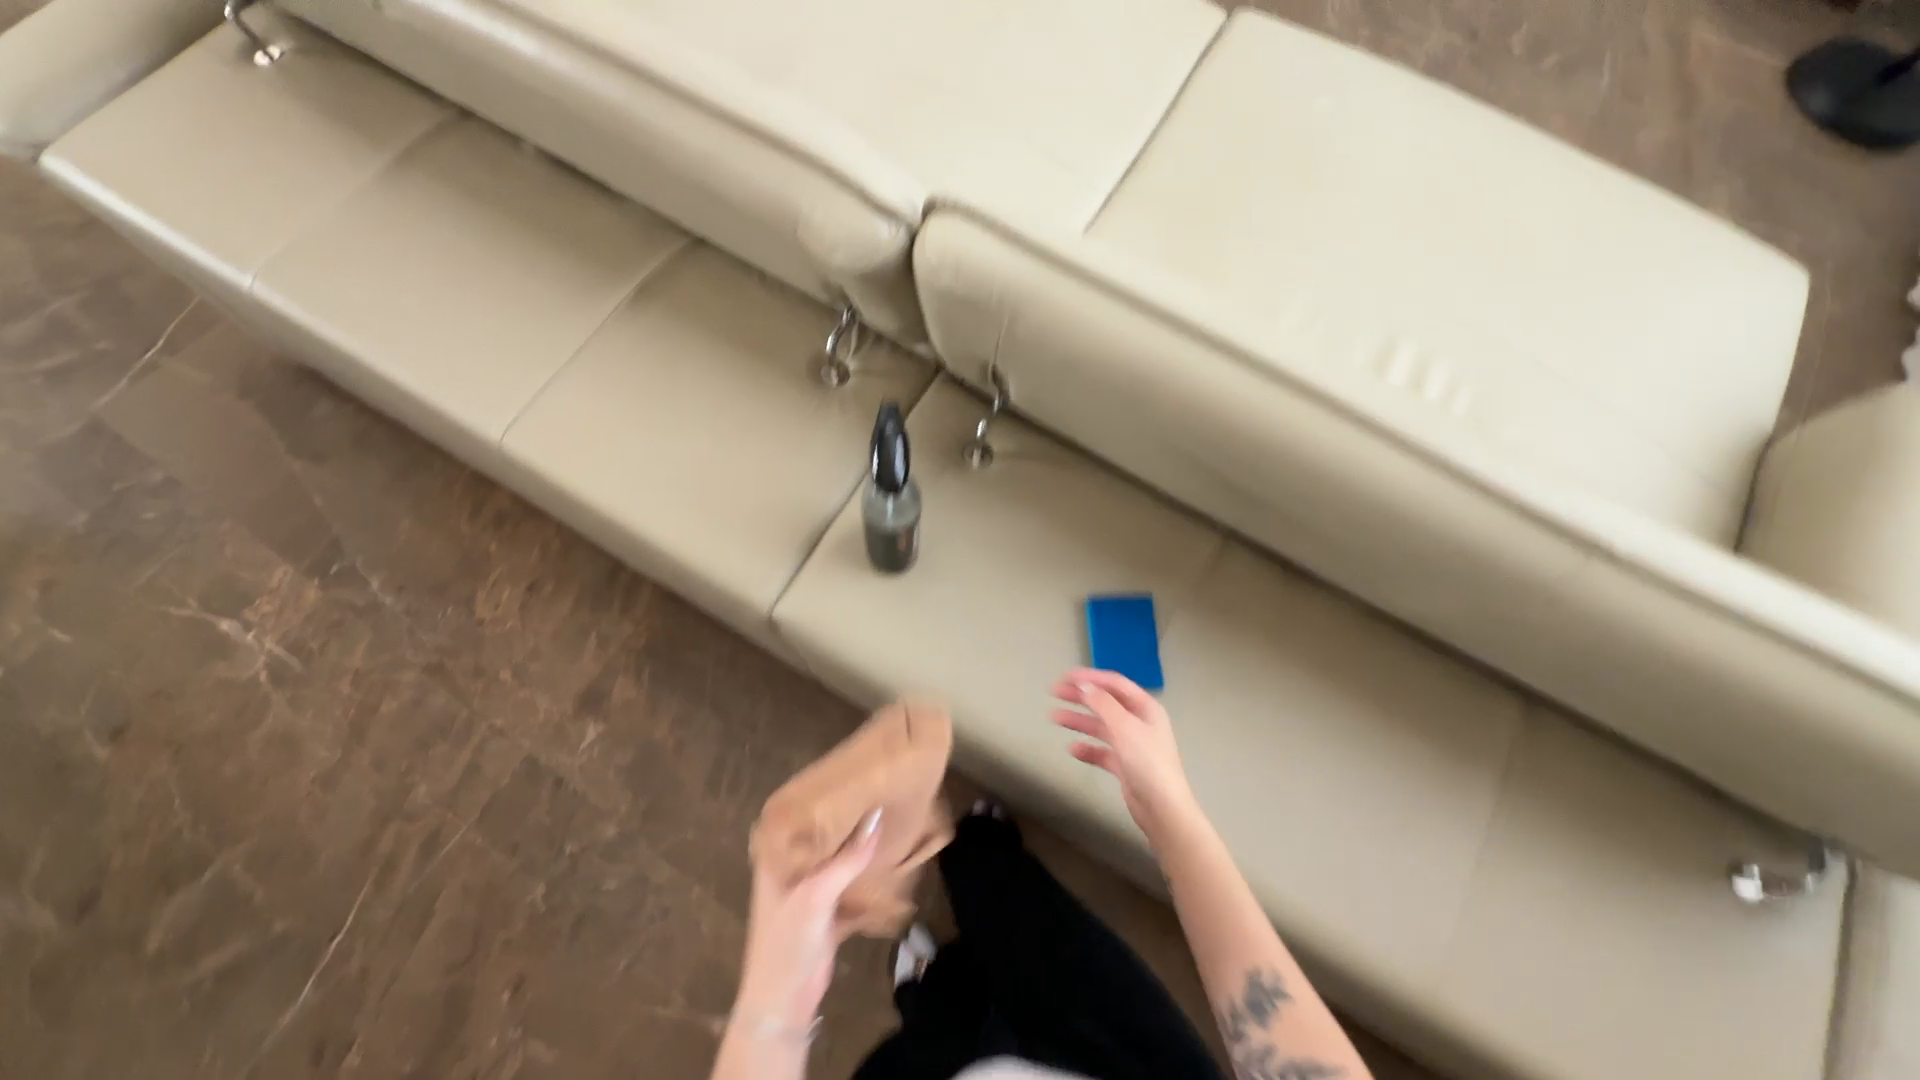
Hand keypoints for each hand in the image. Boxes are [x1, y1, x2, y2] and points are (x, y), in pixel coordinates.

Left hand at [731, 809, 882, 1033]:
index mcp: (776, 859)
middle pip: (819, 840)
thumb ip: (847, 857)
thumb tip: (877, 815)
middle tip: (872, 794)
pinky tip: (889, 867)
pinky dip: (867, 882)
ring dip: (856, 852)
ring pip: (836, 865)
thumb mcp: (816, 893)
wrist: (784, 1000)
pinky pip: (850, 891)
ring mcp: (809, 896)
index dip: (814, 798)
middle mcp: (791, 872)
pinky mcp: (827, 917)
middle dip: (843, 822)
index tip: (842, 775)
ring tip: (885, 822)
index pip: (793, 818)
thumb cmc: (788, 939)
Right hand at [1051, 669, 1200, 845]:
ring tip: (1054, 717)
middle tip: (1055, 692)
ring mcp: (1132, 745)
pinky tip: (1073, 749)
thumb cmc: (1146, 762)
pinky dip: (1088, 749)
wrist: (1162, 808)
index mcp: (1145, 708)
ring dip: (1079, 721)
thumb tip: (1084, 685)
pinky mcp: (1125, 766)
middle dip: (1081, 697)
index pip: (1115, 684)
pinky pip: (1102, 752)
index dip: (1091, 677)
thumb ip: (1102, 703)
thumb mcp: (1124, 727)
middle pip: (1106, 704)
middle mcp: (1139, 723)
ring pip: (1101, 727)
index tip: (1066, 676)